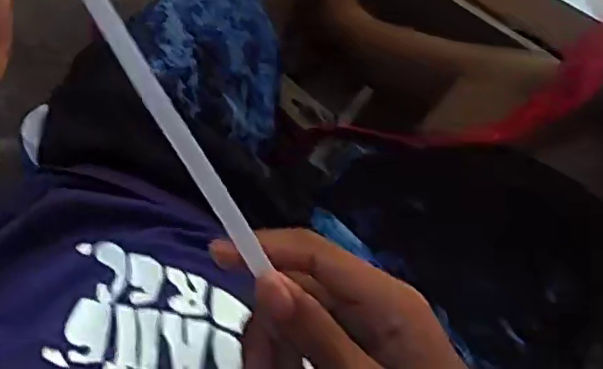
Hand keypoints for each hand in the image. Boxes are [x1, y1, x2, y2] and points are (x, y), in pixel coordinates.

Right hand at [212, 229, 465, 368]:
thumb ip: (319, 336)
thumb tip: (264, 278)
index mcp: (387, 298)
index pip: (311, 248)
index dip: (261, 244)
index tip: (215, 254)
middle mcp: (377, 300)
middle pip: (300, 284)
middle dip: (267, 319)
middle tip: (252, 365)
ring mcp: (373, 327)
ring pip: (300, 313)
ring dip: (275, 344)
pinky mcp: (367, 351)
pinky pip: (315, 338)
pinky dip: (293, 355)